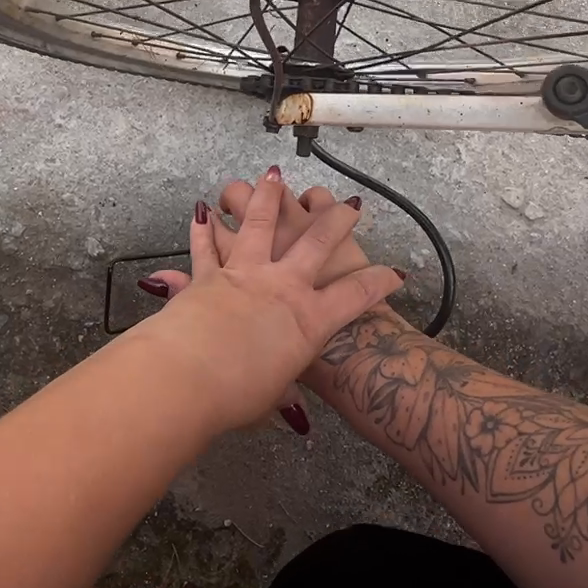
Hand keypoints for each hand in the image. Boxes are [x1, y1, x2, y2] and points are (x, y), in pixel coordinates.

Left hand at [127, 168, 403, 431]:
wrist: (190, 377)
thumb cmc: (238, 395)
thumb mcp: (274, 394)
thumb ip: (285, 389)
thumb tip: (292, 411)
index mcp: (309, 319)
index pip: (358, 294)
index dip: (382, 283)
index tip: (397, 274)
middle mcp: (283, 285)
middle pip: (319, 240)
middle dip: (338, 220)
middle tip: (349, 206)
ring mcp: (246, 272)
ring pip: (260, 221)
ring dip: (267, 196)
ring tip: (273, 176)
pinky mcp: (209, 273)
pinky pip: (206, 245)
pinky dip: (203, 229)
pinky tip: (199, 211)